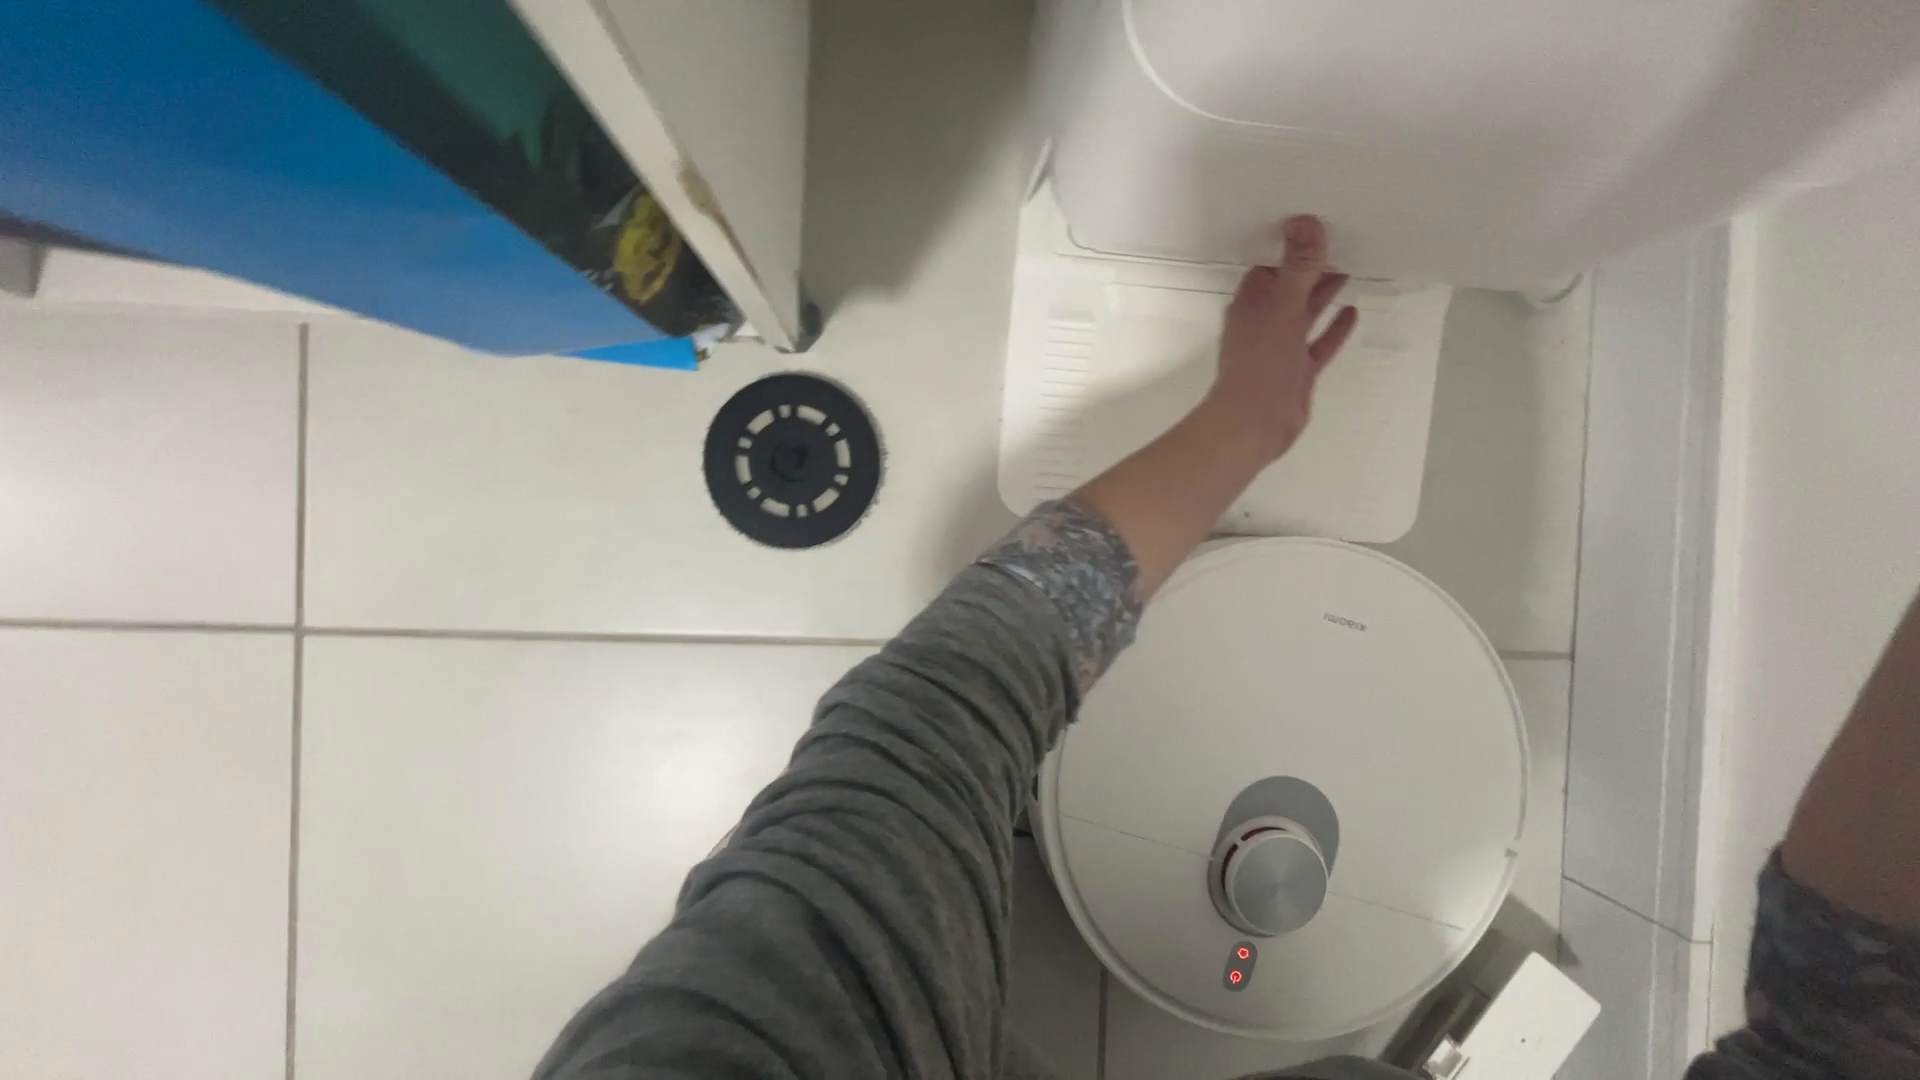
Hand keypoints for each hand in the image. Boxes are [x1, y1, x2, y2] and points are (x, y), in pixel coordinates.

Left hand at [1200, 215, 1357, 464]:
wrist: (1253, 425)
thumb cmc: (1260, 364)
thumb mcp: (1282, 308)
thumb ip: (1297, 268)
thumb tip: (1304, 221)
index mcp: (1251, 305)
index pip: (1267, 267)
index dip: (1288, 248)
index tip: (1314, 223)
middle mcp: (1264, 324)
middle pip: (1290, 288)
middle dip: (1311, 267)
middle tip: (1343, 239)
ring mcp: (1281, 349)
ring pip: (1306, 313)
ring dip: (1324, 293)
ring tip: (1353, 265)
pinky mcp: (1298, 371)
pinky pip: (1319, 344)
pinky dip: (1334, 329)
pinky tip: (1353, 311)